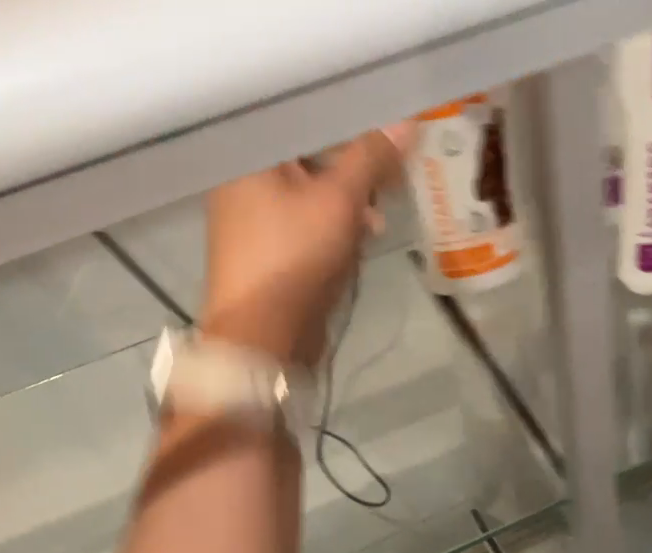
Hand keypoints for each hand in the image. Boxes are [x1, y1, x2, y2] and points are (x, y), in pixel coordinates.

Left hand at [200, 123, 414, 366]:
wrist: (262, 336)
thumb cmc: (294, 256)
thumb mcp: (339, 201)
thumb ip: (371, 158)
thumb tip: (407, 121)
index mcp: (250, 154)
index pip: (304, 117)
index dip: (349, 122)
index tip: (386, 132)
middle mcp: (244, 178)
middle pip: (309, 156)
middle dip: (354, 170)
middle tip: (389, 181)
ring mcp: (252, 218)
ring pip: (311, 193)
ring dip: (350, 204)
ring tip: (377, 223)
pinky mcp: (267, 251)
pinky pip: (307, 225)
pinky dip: (334, 229)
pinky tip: (360, 242)